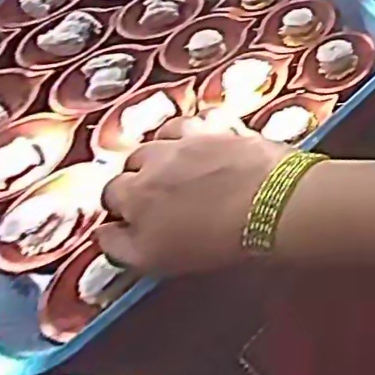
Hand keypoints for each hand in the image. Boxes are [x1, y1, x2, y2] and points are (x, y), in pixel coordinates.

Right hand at [97, 120, 289, 275]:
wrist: (271, 202)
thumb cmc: (211, 238)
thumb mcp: (152, 258)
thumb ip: (117, 245)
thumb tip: (103, 230)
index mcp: (135, 190)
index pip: (111, 191)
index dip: (122, 204)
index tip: (136, 214)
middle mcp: (160, 156)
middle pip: (138, 158)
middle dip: (143, 173)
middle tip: (164, 190)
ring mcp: (196, 136)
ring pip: (169, 131)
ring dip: (169, 145)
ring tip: (183, 161)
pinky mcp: (229, 125)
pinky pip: (207, 116)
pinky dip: (204, 125)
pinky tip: (211, 137)